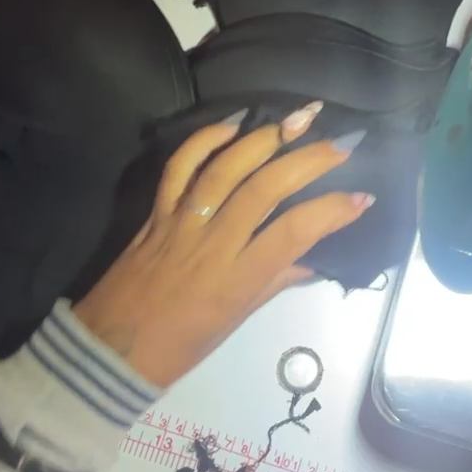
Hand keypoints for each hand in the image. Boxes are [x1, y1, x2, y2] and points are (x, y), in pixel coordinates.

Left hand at [73, 102, 371, 386]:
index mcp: (237, 279)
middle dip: (308, 161)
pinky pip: (180, 167)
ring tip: (300, 118)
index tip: (363, 198)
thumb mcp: (236, 320)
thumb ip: (274, 281)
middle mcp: (212, 243)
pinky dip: (206, 140)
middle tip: (342, 143)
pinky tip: (234, 123)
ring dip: (265, 138)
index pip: (294, 233)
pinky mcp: (156, 212)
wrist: (109, 353)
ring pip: (226, 169)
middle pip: (265, 189)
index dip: (332, 211)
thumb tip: (312, 258)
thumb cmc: (180, 347)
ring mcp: (181, 222)